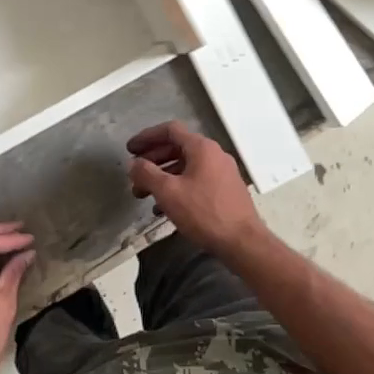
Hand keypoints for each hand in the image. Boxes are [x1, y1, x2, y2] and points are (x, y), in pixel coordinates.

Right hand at [127, 121, 267, 257]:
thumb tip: (134, 164)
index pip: (170, 130)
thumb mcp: (169, 192)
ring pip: (186, 167)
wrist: (243, 243)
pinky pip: (196, 180)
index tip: (130, 149)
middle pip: (177, 148)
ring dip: (163, 177)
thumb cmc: (204, 213)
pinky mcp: (226, 191)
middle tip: (135, 174)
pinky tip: (164, 208)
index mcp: (202, 148)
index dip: (147, 137)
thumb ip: (147, 174)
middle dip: (153, 160)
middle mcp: (214, 154)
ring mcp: (223, 173)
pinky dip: (178, 187)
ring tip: (144, 194)